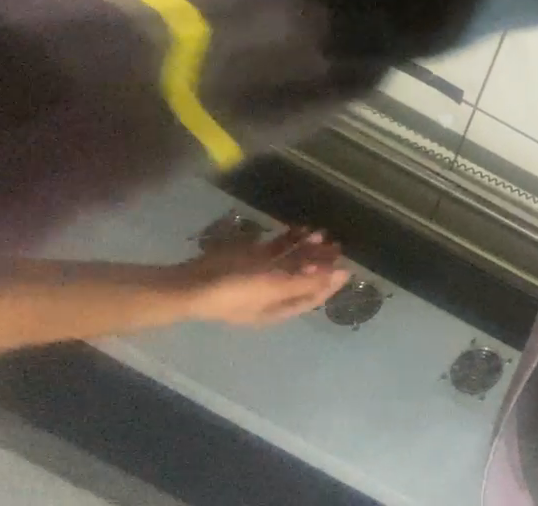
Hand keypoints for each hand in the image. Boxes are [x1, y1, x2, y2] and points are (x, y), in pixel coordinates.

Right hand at [172, 227, 349, 325]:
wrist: (190, 284)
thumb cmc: (237, 291)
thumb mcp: (276, 289)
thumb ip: (310, 282)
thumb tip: (342, 275)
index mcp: (278, 308)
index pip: (312, 297)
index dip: (330, 283)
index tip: (347, 266)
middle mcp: (271, 293)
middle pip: (304, 277)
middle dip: (321, 261)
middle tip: (336, 245)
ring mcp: (260, 275)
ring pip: (291, 260)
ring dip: (307, 247)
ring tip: (319, 233)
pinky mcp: (250, 259)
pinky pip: (276, 249)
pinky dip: (289, 240)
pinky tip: (301, 229)